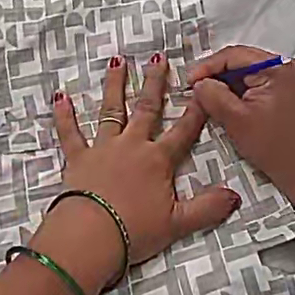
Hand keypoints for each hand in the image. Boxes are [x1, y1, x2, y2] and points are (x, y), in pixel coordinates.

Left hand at [51, 53, 239, 274]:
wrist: (90, 236)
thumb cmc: (134, 231)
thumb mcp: (178, 223)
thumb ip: (207, 208)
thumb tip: (234, 197)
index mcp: (158, 160)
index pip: (183, 131)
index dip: (195, 110)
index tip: (202, 89)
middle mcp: (132, 146)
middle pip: (146, 109)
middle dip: (154, 83)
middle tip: (158, 58)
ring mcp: (103, 149)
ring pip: (110, 111)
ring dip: (114, 85)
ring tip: (117, 62)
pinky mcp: (77, 158)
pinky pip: (70, 132)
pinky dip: (65, 115)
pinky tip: (60, 97)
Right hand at [186, 45, 294, 195]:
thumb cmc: (274, 146)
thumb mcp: (236, 119)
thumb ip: (213, 95)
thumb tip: (199, 83)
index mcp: (277, 67)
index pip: (233, 55)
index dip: (207, 66)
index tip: (189, 81)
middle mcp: (284, 66)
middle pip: (239, 61)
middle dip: (215, 75)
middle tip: (194, 90)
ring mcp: (285, 79)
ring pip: (244, 73)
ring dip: (225, 84)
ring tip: (206, 99)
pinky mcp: (282, 92)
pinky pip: (253, 84)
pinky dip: (236, 92)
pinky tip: (224, 105)